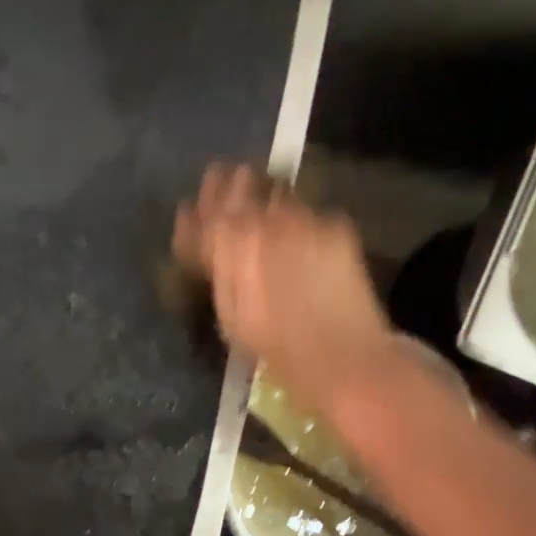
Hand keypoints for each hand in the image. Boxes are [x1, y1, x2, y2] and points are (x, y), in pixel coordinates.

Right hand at [172, 162, 396, 407]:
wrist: (340, 351)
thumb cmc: (273, 343)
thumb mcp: (228, 310)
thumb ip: (214, 266)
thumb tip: (204, 241)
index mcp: (226, 241)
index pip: (205, 208)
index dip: (199, 208)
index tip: (194, 211)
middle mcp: (261, 218)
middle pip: (239, 184)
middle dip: (232, 186)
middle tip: (231, 195)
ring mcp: (302, 216)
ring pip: (276, 192)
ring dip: (268, 199)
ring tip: (271, 219)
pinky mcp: (335, 224)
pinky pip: (311, 213)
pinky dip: (304, 222)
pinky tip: (307, 243)